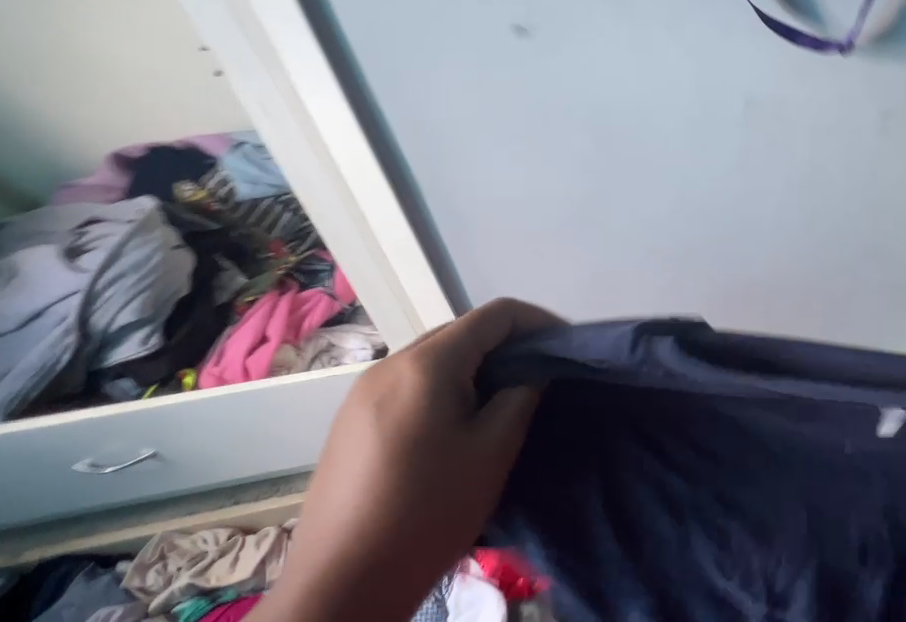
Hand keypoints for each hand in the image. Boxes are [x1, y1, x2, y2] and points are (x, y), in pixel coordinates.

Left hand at [255, 298, 563, 621]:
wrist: (339, 590)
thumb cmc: (427, 512)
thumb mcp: (494, 449)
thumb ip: (522, 393)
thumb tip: (533, 369)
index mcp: (426, 364)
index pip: (496, 314)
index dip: (540, 323)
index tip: (567, 350)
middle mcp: (389, 366)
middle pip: (463, 332)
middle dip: (509, 346)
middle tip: (542, 378)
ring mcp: (362, 396)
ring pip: (436, 359)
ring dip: (477, 369)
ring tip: (506, 403)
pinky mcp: (351, 425)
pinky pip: (411, 386)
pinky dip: (446, 389)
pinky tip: (460, 428)